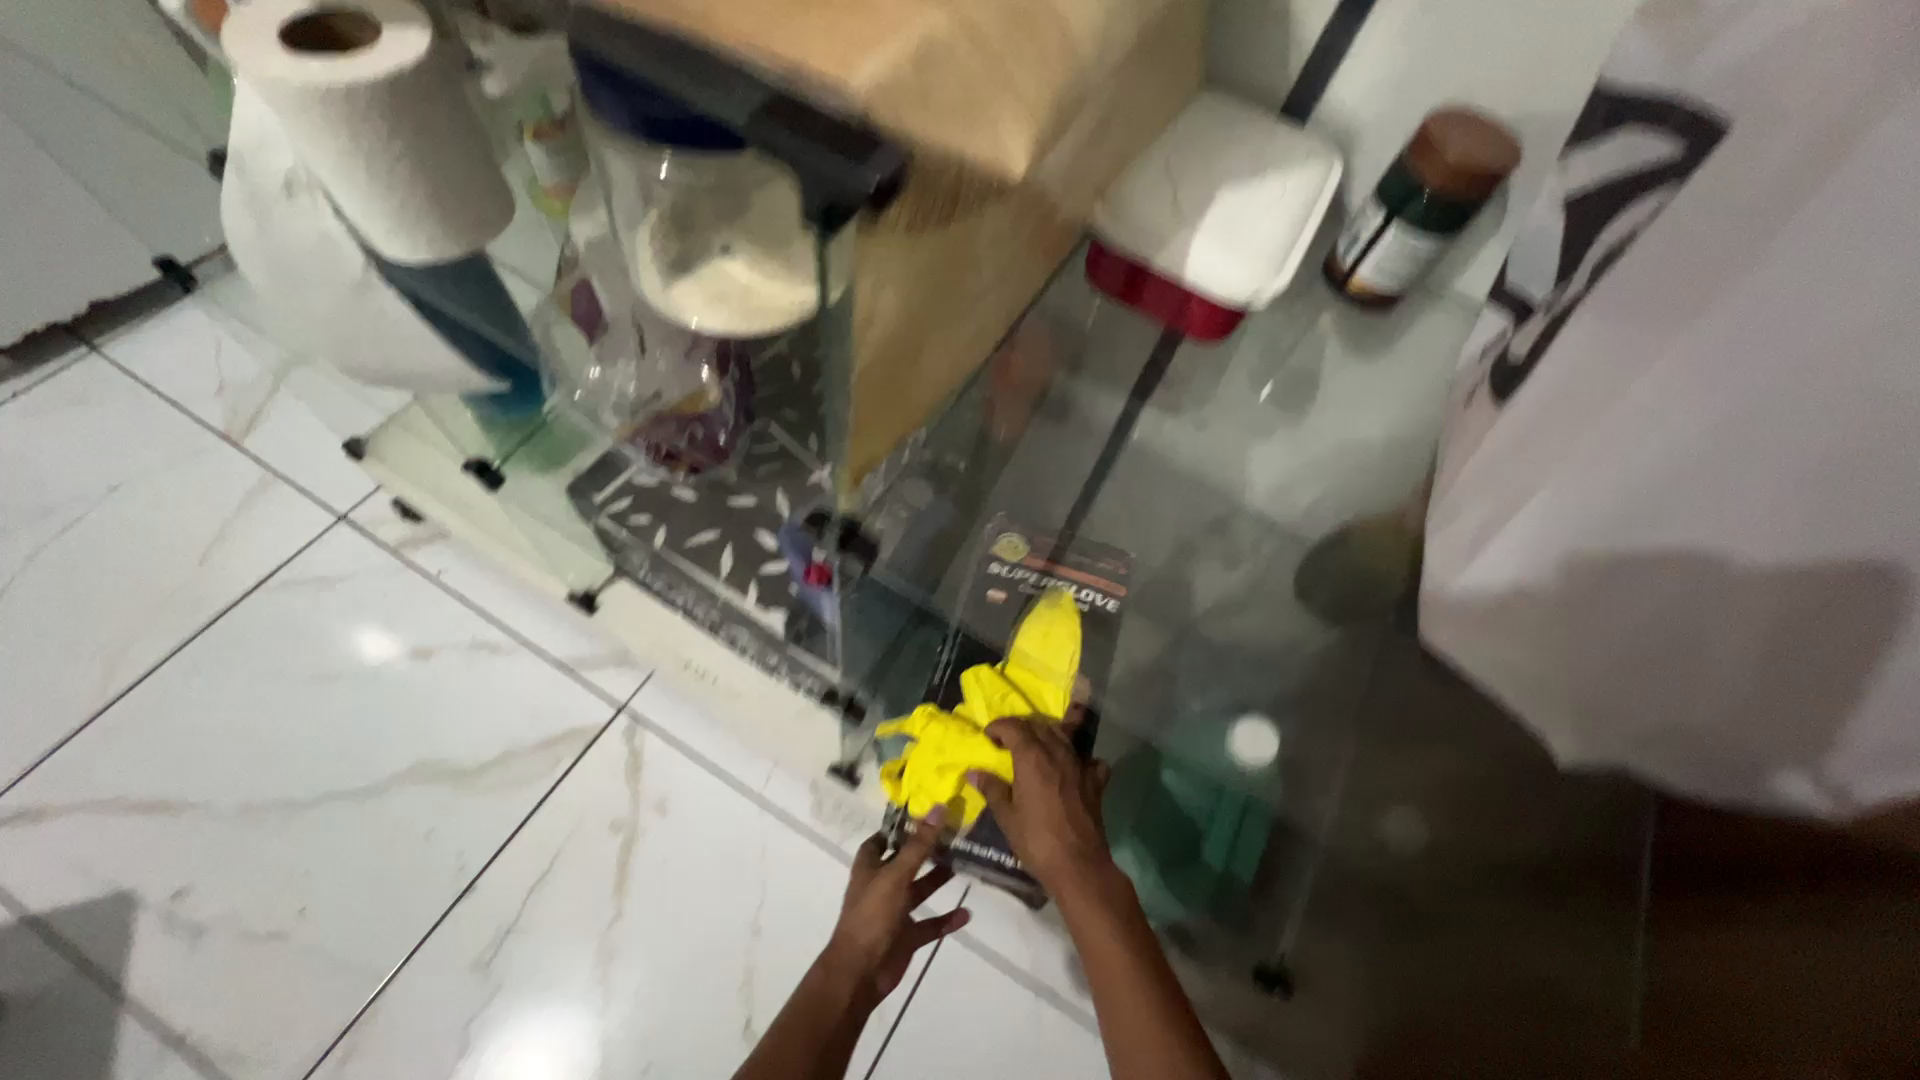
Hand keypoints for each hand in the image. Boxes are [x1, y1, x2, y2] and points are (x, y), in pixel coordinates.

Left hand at [825, 806, 969, 1005]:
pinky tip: (966, 913)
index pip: (882, 839)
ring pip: (919, 890)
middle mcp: (882, 886)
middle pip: (906, 862)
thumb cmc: (872, 916)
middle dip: (926, 850)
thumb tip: (938, 808)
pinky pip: (930, 924)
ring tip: (964, 865)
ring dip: (938, 879)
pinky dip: (946, 919)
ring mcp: (895, 912)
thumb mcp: (896, 875)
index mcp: (870, 867)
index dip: (900, 828)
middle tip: (954, 835)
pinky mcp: (907, 936)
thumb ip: (919, 845)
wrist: (860, 972)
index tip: (926, 814)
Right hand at [970, 716, 1115, 892]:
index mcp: (1032, 758)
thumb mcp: (1006, 816)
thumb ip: (991, 789)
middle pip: (1040, 726)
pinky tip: (1074, 768)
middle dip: (1022, 728)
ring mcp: (1081, 765)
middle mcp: (1058, 753)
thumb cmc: (1036, 840)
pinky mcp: (1096, 782)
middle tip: (1008, 741)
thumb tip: (973, 773)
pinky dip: (1081, 758)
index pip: (1014, 727)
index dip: (999, 726)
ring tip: (1037, 747)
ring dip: (1049, 734)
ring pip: (1065, 736)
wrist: (1078, 864)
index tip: (988, 735)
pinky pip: (1090, 760)